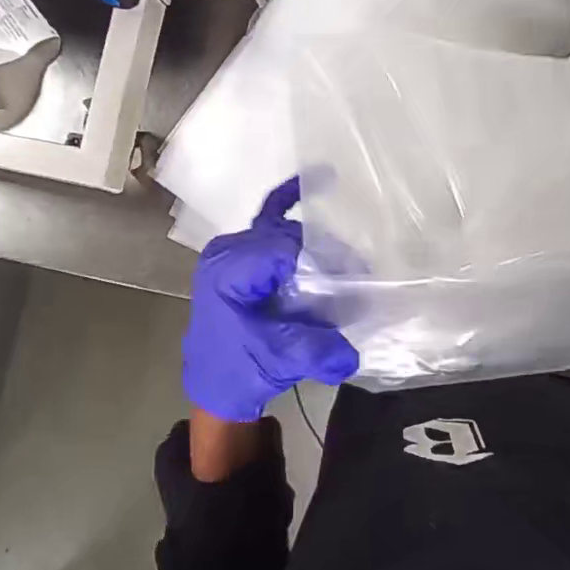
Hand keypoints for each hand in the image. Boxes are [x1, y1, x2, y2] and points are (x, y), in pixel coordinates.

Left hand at [183, 178, 359, 422]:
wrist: (215, 387)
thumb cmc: (239, 371)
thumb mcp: (280, 360)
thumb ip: (317, 351)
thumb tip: (354, 349)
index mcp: (229, 271)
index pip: (286, 247)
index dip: (322, 260)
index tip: (350, 279)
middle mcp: (227, 252)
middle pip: (286, 235)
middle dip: (322, 252)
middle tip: (353, 276)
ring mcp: (231, 252)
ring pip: (281, 229)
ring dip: (313, 242)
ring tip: (343, 262)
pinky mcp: (238, 258)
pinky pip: (267, 219)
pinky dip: (289, 203)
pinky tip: (318, 181)